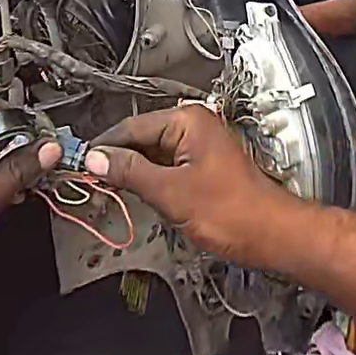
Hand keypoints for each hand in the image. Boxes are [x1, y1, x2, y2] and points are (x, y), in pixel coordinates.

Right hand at [85, 106, 297, 264]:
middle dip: (120, 159)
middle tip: (95, 179)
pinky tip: (141, 193)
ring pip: (154, 152)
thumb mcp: (170, 192)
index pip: (133, 126)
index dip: (106, 146)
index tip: (83, 163)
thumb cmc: (229, 212)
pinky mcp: (204, 162)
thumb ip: (130, 172)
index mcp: (186, 120)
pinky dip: (153, 177)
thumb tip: (96, 158)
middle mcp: (193, 123)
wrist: (272, 234)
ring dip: (136, 170)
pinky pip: (168, 163)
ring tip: (113, 188)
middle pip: (143, 136)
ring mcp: (200, 142)